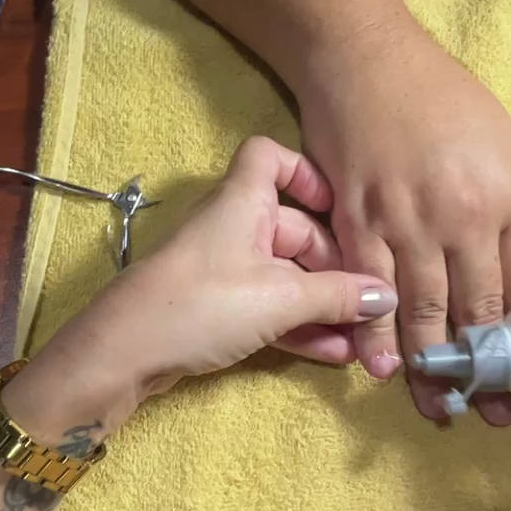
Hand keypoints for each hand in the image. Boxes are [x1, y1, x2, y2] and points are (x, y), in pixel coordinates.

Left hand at [4, 136, 396, 440]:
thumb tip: (386, 294)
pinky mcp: (217, 307)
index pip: (270, 156)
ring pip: (286, 276)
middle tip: (372, 304)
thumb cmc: (203, 304)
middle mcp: (233, 226)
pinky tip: (333, 354)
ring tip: (362, 341)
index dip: (307, 173)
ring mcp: (224, 269)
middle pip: (296, 230)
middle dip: (337, 269)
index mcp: (243, 202)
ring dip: (323, 306)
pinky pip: (269, 306)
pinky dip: (298, 325)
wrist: (124, 353)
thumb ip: (337, 295)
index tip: (339, 207)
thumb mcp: (279, 299)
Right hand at [297, 32, 510, 424]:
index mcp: (507, 196)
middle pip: (478, 308)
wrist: (364, 59)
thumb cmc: (437, 95)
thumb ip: (508, 208)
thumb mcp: (499, 141)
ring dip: (432, 364)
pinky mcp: (356, 223)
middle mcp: (461, 217)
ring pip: (424, 309)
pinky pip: (371, 290)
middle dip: (487, 368)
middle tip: (494, 414)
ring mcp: (405, 223)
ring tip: (439, 407)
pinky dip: (376, 333)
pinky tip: (382, 369)